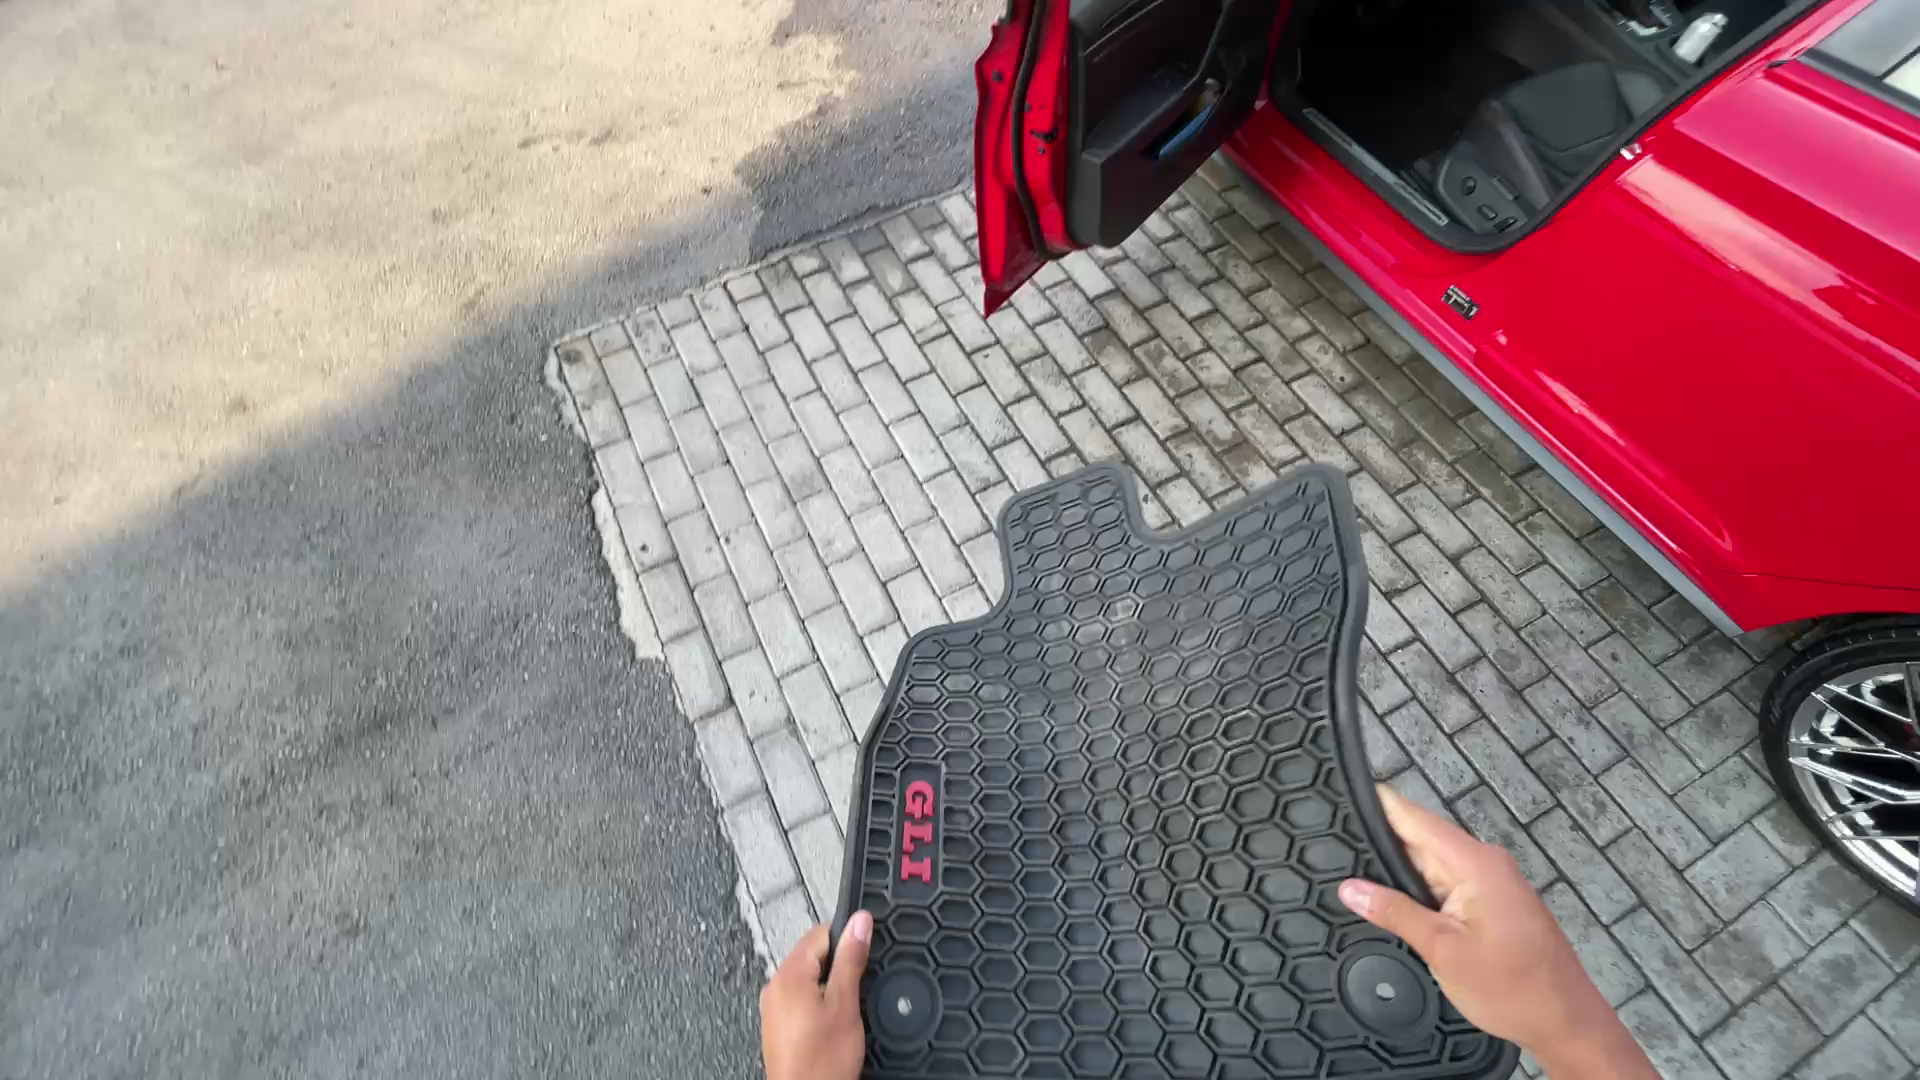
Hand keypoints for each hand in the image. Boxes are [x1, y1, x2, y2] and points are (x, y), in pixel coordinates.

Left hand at [760, 911, 871, 1079]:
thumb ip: (852, 958)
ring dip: (829, 984)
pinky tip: (829, 1023)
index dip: (847, 940)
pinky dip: (819, 1000)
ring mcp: (774, 1005)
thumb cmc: (822, 1063)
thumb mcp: (845, 1003)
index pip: (822, 932)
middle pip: (815, 953)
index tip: (863, 954)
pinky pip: (801, 995)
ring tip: (842, 1010)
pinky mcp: (777, 1023)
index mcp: (789, 974)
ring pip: (810, 975)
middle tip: (854, 990)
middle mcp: (776, 985)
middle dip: (839, 965)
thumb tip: (860, 921)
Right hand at [1338, 786, 1656, 1079]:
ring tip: (1354, 876)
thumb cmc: (1515, 991)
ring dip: (1396, 868)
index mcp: (1473, 861)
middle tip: (1331, 849)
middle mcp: (1482, 859)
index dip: (1369, 804)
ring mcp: (1488, 877)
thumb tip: (1348, 888)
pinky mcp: (1490, 896)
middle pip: (1414, 833)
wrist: (1573, 1031)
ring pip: (1426, 858)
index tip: (1332, 801)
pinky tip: (1391, 898)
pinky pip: (1442, 876)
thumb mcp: (1443, 950)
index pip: (1408, 814)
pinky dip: (1416, 884)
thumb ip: (1392, 912)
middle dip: (1376, 842)